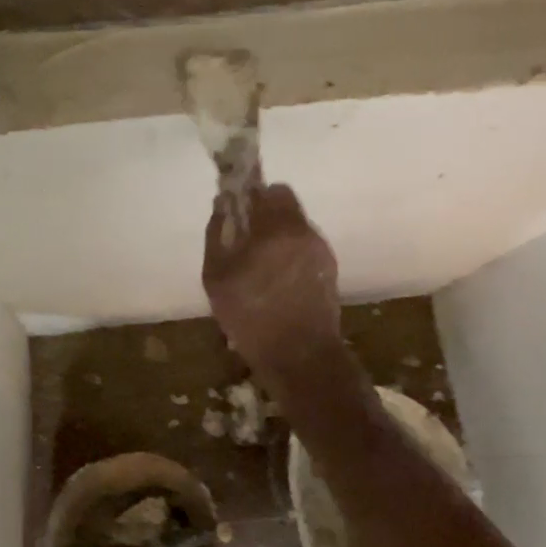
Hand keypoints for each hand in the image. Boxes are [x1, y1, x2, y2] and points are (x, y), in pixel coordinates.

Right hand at [202, 184, 341, 377]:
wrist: (301, 356)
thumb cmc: (252, 315)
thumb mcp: (216, 276)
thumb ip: (217, 233)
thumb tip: (222, 204)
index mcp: (277, 227)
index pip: (268, 189)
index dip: (249, 194)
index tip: (236, 208)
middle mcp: (304, 231)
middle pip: (284, 204)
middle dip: (264, 212)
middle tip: (244, 237)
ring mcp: (320, 250)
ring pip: (295, 226)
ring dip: (277, 233)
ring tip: (258, 264)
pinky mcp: (329, 269)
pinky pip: (304, 247)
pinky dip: (290, 252)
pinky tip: (276, 280)